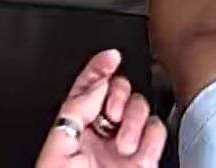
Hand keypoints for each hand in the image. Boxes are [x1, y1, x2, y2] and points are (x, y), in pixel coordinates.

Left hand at [34, 49, 166, 167]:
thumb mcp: (57, 149)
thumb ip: (77, 107)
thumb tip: (100, 79)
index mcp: (73, 129)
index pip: (88, 85)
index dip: (99, 66)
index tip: (110, 57)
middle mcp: (99, 135)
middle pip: (119, 89)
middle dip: (118, 93)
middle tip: (110, 111)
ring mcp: (123, 147)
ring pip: (140, 104)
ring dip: (133, 117)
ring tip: (121, 143)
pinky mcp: (145, 161)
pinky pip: (158, 129)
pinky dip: (151, 133)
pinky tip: (136, 148)